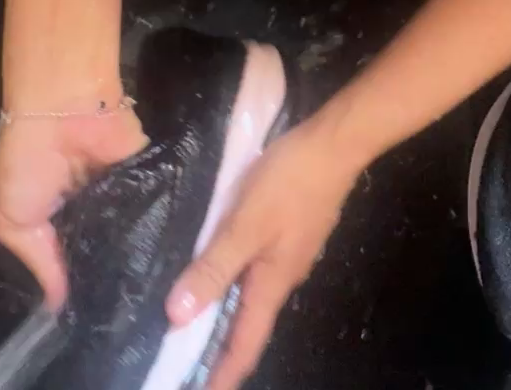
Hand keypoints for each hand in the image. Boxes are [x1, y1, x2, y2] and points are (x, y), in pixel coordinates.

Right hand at [0, 106, 147, 308]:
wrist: (63, 109)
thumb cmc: (27, 161)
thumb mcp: (12, 221)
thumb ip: (40, 261)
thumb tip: (60, 304)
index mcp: (61, 220)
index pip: (77, 260)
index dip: (84, 285)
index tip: (98, 318)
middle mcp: (95, 208)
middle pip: (109, 249)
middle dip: (113, 271)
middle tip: (126, 307)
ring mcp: (125, 193)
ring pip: (135, 233)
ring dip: (138, 251)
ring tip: (146, 287)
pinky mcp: (152, 175)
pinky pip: (157, 208)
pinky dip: (158, 227)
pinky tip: (162, 253)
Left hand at [165, 121, 366, 389]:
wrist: (334, 144)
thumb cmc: (289, 183)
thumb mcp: (245, 224)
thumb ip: (213, 267)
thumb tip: (176, 316)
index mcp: (271, 283)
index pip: (244, 346)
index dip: (220, 377)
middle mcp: (283, 276)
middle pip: (248, 325)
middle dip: (217, 349)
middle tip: (181, 359)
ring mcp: (290, 252)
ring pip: (251, 294)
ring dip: (224, 312)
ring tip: (191, 315)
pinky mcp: (291, 229)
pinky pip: (256, 267)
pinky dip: (233, 278)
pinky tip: (218, 263)